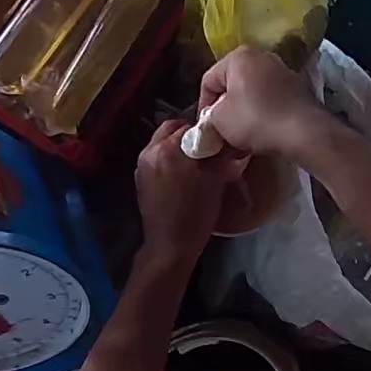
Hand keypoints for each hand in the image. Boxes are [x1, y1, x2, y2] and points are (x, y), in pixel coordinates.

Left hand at [135, 119, 246, 264]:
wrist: (170, 245)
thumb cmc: (196, 214)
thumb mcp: (215, 183)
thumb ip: (222, 159)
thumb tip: (231, 146)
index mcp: (169, 148)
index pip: (191, 125)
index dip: (207, 132)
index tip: (218, 143)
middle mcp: (151, 151)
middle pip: (171, 129)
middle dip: (189, 135)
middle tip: (206, 150)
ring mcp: (142, 164)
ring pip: (162, 142)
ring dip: (177, 146)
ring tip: (194, 162)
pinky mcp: (139, 178)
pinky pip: (156, 157)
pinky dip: (168, 158)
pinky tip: (181, 175)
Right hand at [197, 47, 328, 157]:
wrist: (304, 131)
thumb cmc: (255, 120)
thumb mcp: (220, 120)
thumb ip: (209, 117)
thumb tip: (214, 120)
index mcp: (239, 57)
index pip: (208, 80)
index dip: (202, 107)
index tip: (205, 129)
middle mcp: (262, 57)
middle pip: (232, 87)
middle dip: (224, 112)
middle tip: (221, 135)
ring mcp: (283, 72)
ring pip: (252, 96)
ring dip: (243, 117)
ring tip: (240, 141)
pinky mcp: (298, 89)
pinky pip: (271, 102)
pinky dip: (262, 117)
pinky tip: (261, 137)